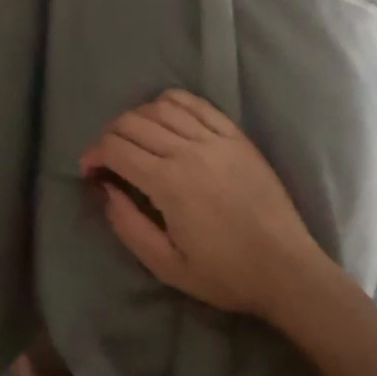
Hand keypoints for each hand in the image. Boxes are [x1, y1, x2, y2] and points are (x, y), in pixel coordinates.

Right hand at [79, 90, 322, 316]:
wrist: (286, 270)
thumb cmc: (225, 273)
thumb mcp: (166, 265)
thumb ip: (128, 226)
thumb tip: (105, 190)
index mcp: (168, 183)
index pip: (115, 148)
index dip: (93, 155)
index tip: (90, 171)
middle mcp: (188, 151)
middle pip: (132, 122)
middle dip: (109, 136)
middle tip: (108, 158)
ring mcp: (215, 139)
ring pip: (160, 107)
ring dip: (136, 117)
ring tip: (134, 138)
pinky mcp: (236, 137)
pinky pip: (196, 104)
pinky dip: (171, 102)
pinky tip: (164, 115)